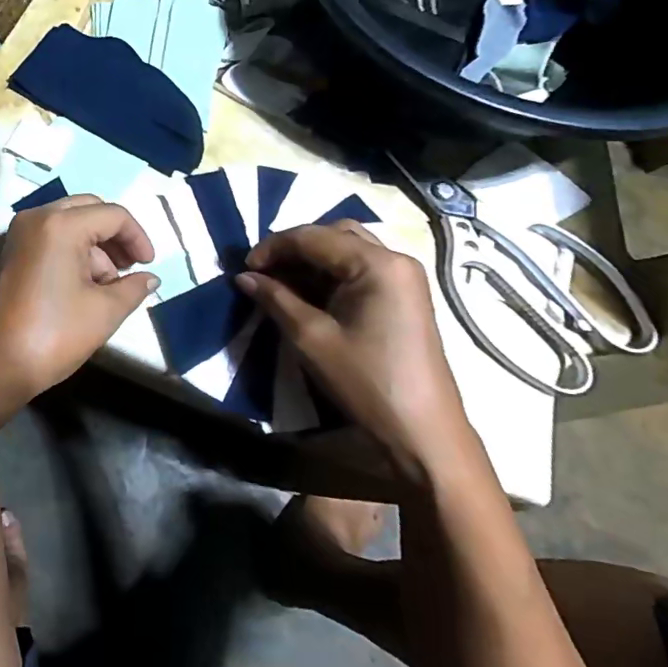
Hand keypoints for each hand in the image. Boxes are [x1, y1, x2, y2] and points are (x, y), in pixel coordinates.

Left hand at [0, 195, 159, 418]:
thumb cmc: (53, 335)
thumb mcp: (105, 311)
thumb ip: (134, 288)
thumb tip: (150, 279)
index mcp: (61, 225)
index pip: (114, 215)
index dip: (138, 238)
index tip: (149, 265)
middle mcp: (37, 218)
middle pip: (90, 211)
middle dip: (116, 237)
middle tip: (131, 267)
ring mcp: (20, 235)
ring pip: (71, 224)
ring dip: (96, 248)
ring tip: (110, 287)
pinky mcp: (12, 254)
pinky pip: (53, 238)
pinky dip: (75, 254)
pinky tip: (86, 287)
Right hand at [235, 222, 478, 486]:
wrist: (423, 431)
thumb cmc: (367, 383)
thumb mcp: (313, 340)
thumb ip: (276, 300)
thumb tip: (244, 277)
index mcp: (377, 263)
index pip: (315, 236)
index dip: (274, 247)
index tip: (244, 268)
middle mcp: (395, 258)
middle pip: (335, 235)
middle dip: (295, 249)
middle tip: (263, 272)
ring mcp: (404, 276)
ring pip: (348, 250)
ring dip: (312, 261)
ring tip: (279, 283)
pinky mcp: (404, 295)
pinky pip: (361, 269)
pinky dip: (332, 275)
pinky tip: (308, 294)